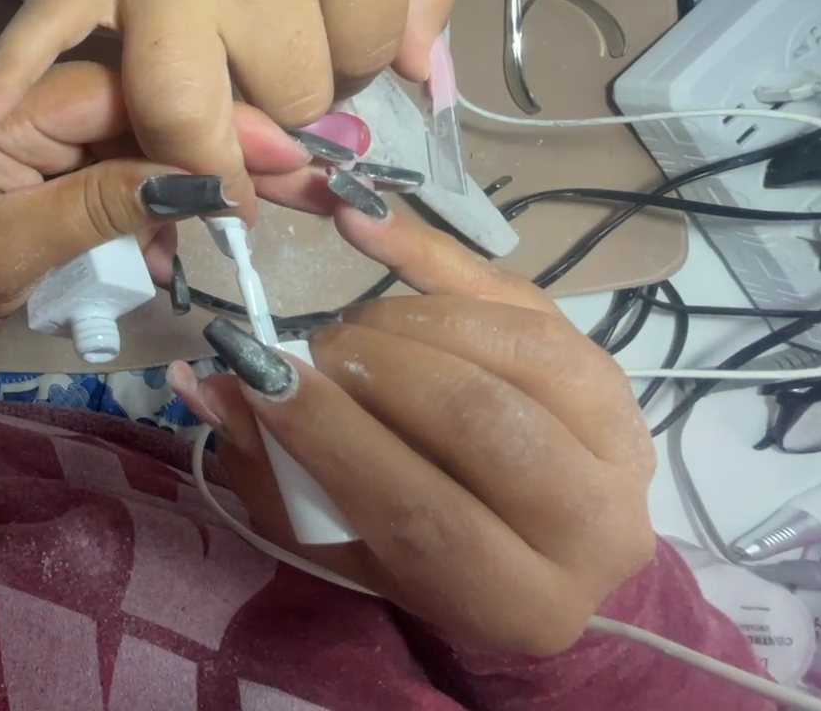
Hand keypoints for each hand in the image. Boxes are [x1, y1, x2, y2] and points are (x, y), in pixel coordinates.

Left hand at [0, 61, 314, 323]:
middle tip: (310, 175)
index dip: (204, 123)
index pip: (125, 96)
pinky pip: (124, 176)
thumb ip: (101, 204)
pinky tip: (185, 247)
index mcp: (18, 109)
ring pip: (144, 147)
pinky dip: (158, 210)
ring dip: (201, 183)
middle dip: (225, 148)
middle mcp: (43, 109)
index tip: (276, 156)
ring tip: (268, 214)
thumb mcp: (18, 239)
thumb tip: (198, 182)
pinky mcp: (63, 169)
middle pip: (148, 115)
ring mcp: (56, 139)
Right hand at [171, 208, 657, 656]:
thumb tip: (199, 379)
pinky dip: (433, 253)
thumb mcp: (314, 525)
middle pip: (482, 423)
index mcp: (509, 596)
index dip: (334, 435)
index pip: (424, 512)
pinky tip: (362, 224)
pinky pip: (522, 297)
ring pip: (519, 353)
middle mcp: (593, 532)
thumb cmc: (396, 545)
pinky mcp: (610, 375)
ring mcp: (622, 447)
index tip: (264, 375)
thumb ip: (259, 456)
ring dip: (407, 321)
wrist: (511, 538)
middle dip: (373, 366)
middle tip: (315, 349)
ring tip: (352, 328)